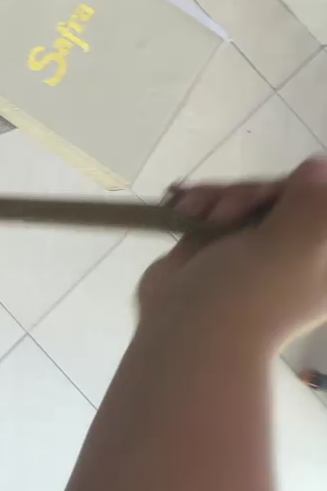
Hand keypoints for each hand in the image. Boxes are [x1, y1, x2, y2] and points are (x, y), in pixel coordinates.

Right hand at [144, 158, 326, 355]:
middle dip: (247, 193)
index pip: (323, 201)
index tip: (268, 196)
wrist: (189, 325)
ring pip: (242, 200)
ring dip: (215, 197)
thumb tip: (318, 165)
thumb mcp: (292, 247)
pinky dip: (193, 201)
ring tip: (191, 210)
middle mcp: (297, 247)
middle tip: (225, 209)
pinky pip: (209, 211)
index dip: (299, 189)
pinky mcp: (213, 244)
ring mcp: (253, 246)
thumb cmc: (251, 292)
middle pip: (282, 196)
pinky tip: (177, 201)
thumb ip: (311, 206)